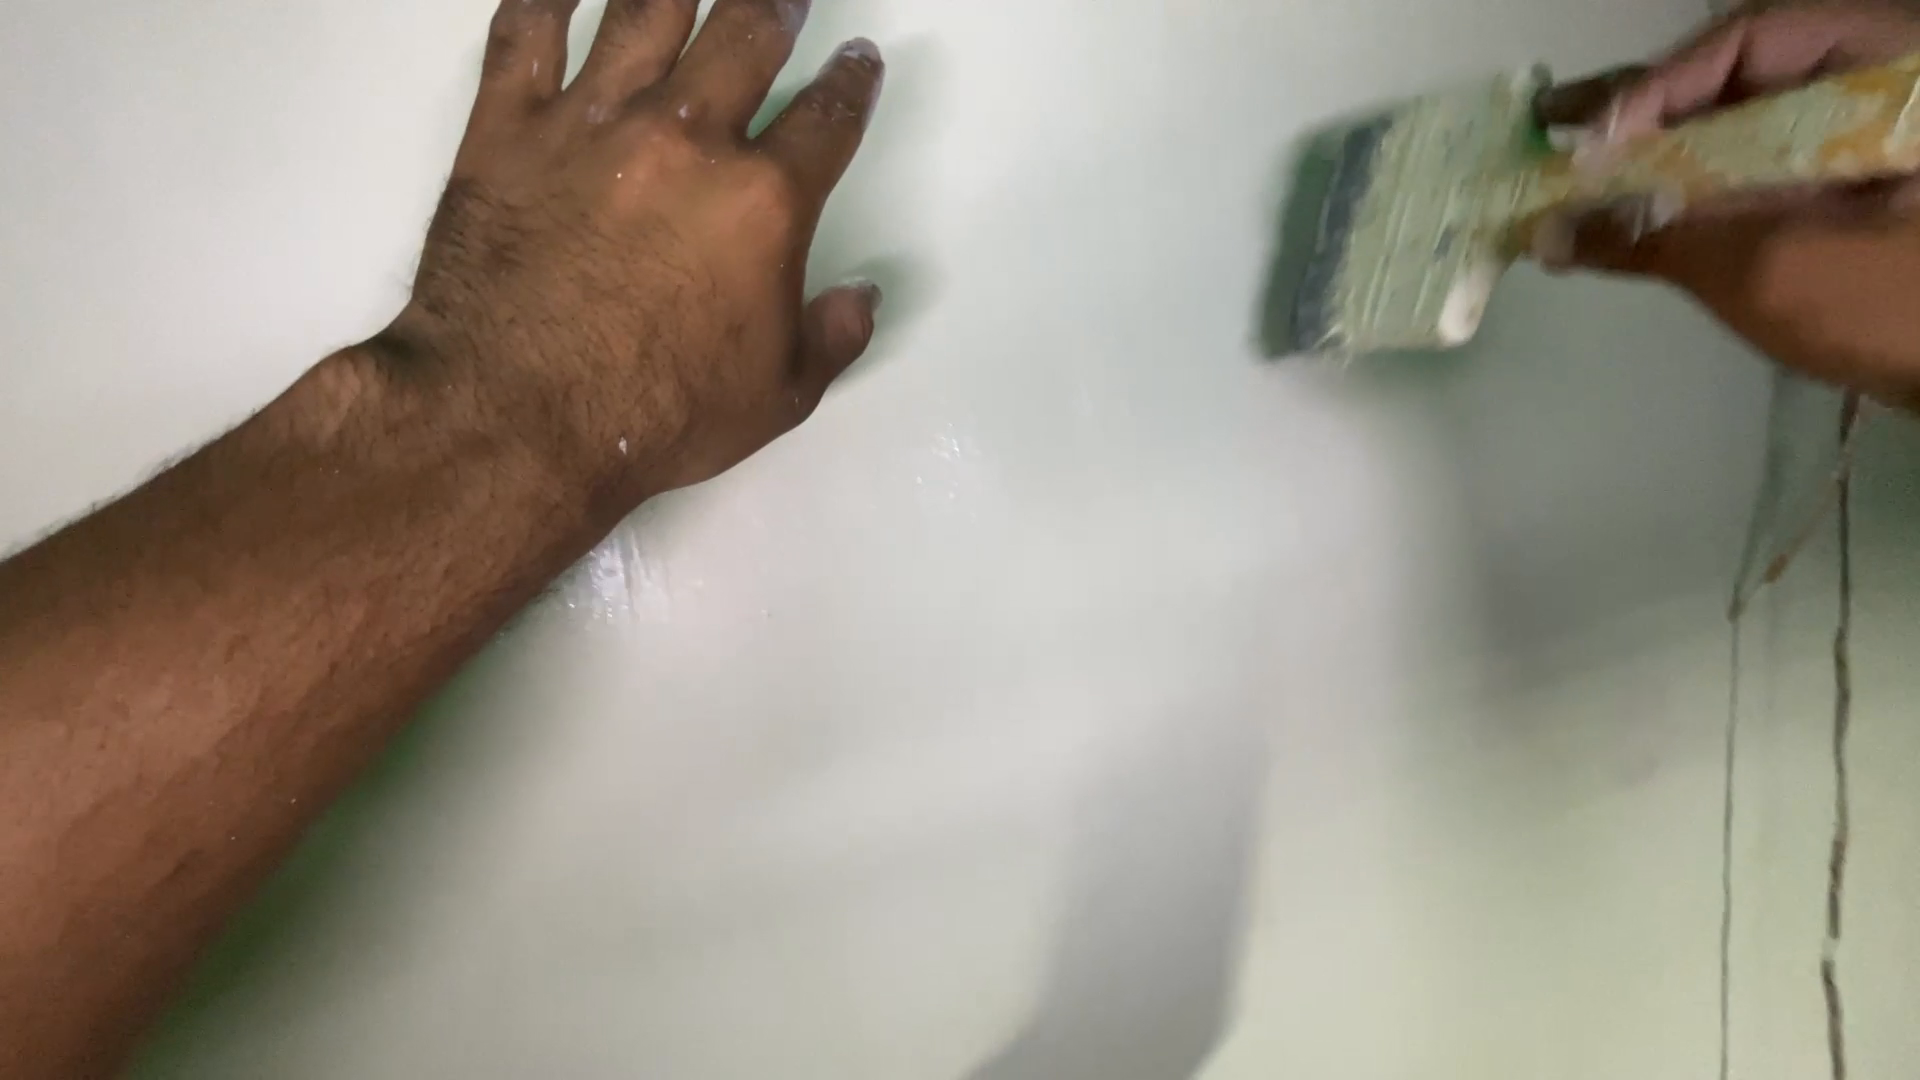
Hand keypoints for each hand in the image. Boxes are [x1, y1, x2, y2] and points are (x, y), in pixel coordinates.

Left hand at [377, 0, 884, 511]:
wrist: (523, 417)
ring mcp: (593, 123)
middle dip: (775, 8)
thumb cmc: (670, 413)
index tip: (860, 62)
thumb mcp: (784, 395)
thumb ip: (836, 336)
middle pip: (744, 39)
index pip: (826, 123)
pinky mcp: (507, 126)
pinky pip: (526, 28)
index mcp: (765, 204)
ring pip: (645, 12)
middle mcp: (687, 139)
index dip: (851, 86)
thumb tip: (864, 294)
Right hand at [1533, 1, 1919, 408]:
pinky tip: (1610, 206)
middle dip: (1636, 105)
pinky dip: (1670, 183)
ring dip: (1643, 145)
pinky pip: (1738, 163)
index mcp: (1899, 71)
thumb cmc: (1896, 310)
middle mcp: (1875, 86)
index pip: (1758, 40)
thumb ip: (1655, 236)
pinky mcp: (1830, 181)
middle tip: (1549, 122)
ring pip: (1729, 119)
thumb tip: (1546, 234)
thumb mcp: (1768, 265)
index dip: (1663, 86)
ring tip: (1565, 161)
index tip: (1594, 148)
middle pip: (1734, 72)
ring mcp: (1853, 137)